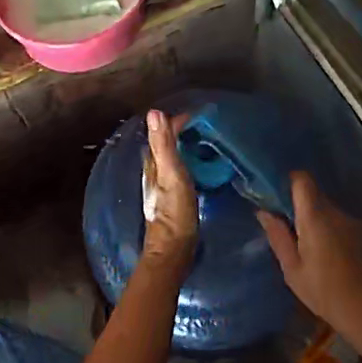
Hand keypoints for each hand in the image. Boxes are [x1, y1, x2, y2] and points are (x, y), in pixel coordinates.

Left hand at [140, 110, 197, 276]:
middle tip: (208, 125)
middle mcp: (155, 171)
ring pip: (174, 156)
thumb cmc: (174, 211)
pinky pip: (181, 169)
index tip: (201, 114)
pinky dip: (191, 161)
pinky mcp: (174, 196)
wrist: (174, 250)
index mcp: (153, 163)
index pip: (163, 132)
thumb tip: (154, 112)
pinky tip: (203, 165)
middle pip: (167, 143)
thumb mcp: (171, 174)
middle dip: (184, 130)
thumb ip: (163, 145)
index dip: (179, 120)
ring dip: (187, 146)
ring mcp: (164, 184)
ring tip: (208, 141)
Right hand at [256, 172, 361, 338]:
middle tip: (288, 230)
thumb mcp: (293, 270)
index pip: (302, 179)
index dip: (288, 182)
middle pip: (314, 195)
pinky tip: (329, 258)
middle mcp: (336, 212)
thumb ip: (278, 236)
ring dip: (316, 222)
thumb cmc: (326, 293)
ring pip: (328, 211)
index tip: (276, 197)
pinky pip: (341, 223)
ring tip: (309, 251)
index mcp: (315, 216)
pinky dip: (331, 232)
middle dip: (300, 207)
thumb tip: (264, 212)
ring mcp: (353, 221)